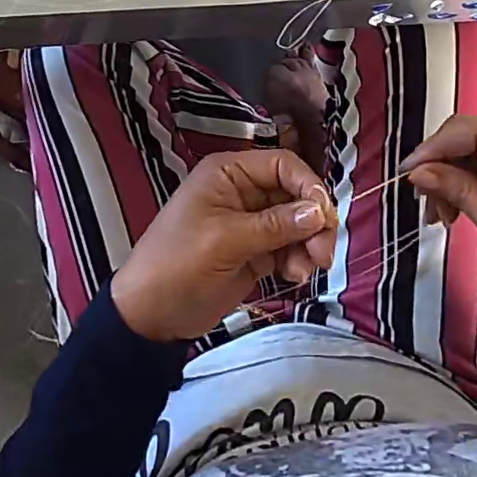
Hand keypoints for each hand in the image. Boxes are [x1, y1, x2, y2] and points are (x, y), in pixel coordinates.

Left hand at [110, 150, 336, 341]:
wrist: (152, 312)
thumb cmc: (175, 263)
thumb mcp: (224, 239)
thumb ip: (273, 224)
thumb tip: (318, 211)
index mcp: (227, 173)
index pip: (282, 164)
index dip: (308, 186)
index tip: (324, 216)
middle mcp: (241, 191)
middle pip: (295, 193)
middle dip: (313, 221)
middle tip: (321, 253)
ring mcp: (248, 222)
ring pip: (297, 222)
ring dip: (308, 244)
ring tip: (302, 270)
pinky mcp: (254, 249)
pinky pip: (289, 246)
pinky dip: (297, 259)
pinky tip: (291, 275)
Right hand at [399, 116, 476, 316]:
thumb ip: (457, 189)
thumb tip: (420, 170)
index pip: (473, 130)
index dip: (436, 146)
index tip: (412, 169)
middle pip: (467, 139)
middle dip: (439, 164)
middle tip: (421, 191)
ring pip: (466, 153)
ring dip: (445, 179)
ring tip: (439, 209)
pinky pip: (475, 168)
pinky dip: (457, 186)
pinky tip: (450, 208)